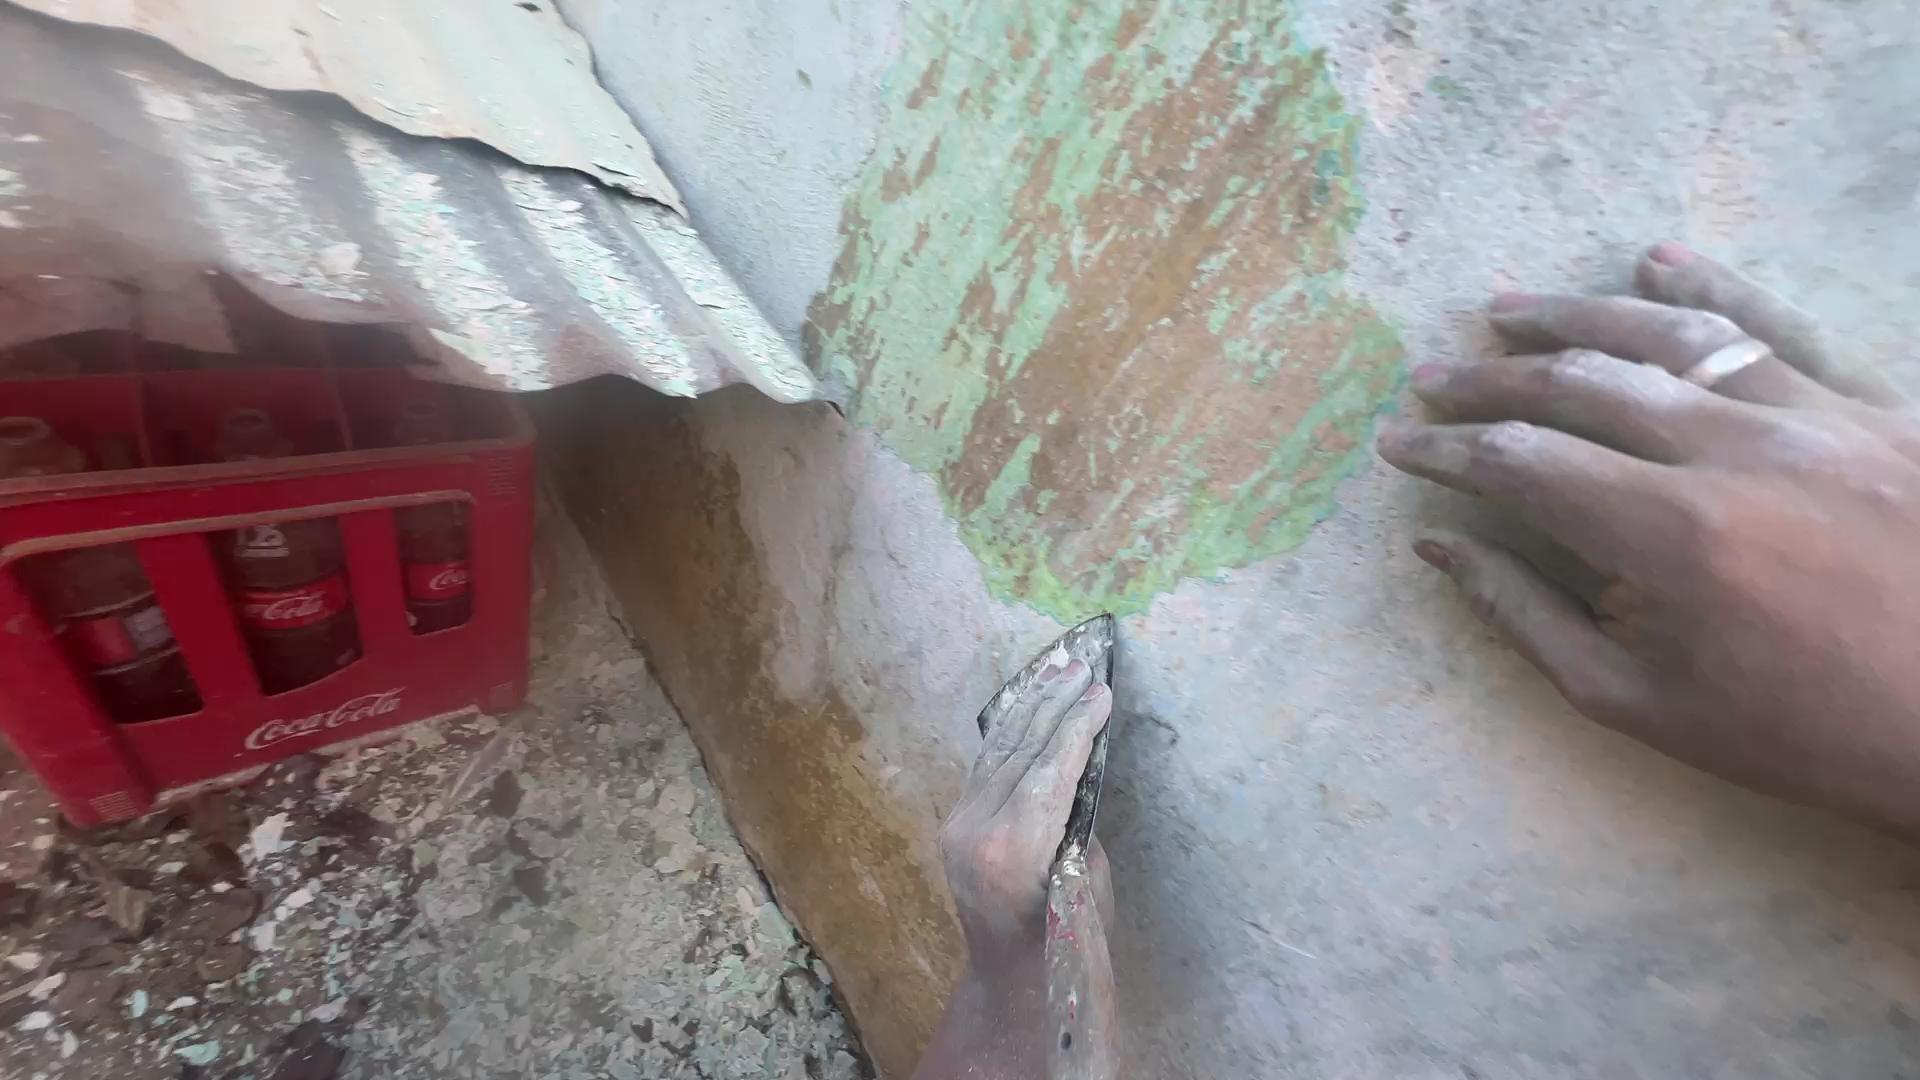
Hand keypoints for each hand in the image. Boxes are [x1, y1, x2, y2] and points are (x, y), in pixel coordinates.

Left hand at [914, 658, 1112, 1079]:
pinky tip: (1028, 702)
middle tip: (1081, 666)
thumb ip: (1076, 818)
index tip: (1101, 692)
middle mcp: (974, 828)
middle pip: (1021, 750)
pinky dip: (1010, 730)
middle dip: (1055, 703)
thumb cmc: (1064, 942)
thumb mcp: (1088, 881)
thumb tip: (1076, 763)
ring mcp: (956, 821)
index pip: (1048, 769)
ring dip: (1032, 705)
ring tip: (1059, 670)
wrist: (1007, 980)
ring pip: (999, 749)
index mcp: (1010, 851)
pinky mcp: (954, 818)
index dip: (1077, 727)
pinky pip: (986, 763)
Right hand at [1380, 243, 1919, 836]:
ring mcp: (1827, 420)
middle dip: (1486, 381)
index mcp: (1670, 532)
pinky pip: (1788, 331)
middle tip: (1430, 380)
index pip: (1518, 461)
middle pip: (1578, 385)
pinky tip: (1656, 261)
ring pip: (1671, 338)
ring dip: (1573, 319)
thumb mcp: (1627, 698)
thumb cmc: (1803, 733)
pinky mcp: (1889, 411)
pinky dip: (1714, 289)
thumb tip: (1437, 546)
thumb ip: (1520, 611)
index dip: (1443, 449)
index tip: (1395, 444)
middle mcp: (1741, 454)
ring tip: (1507, 312)